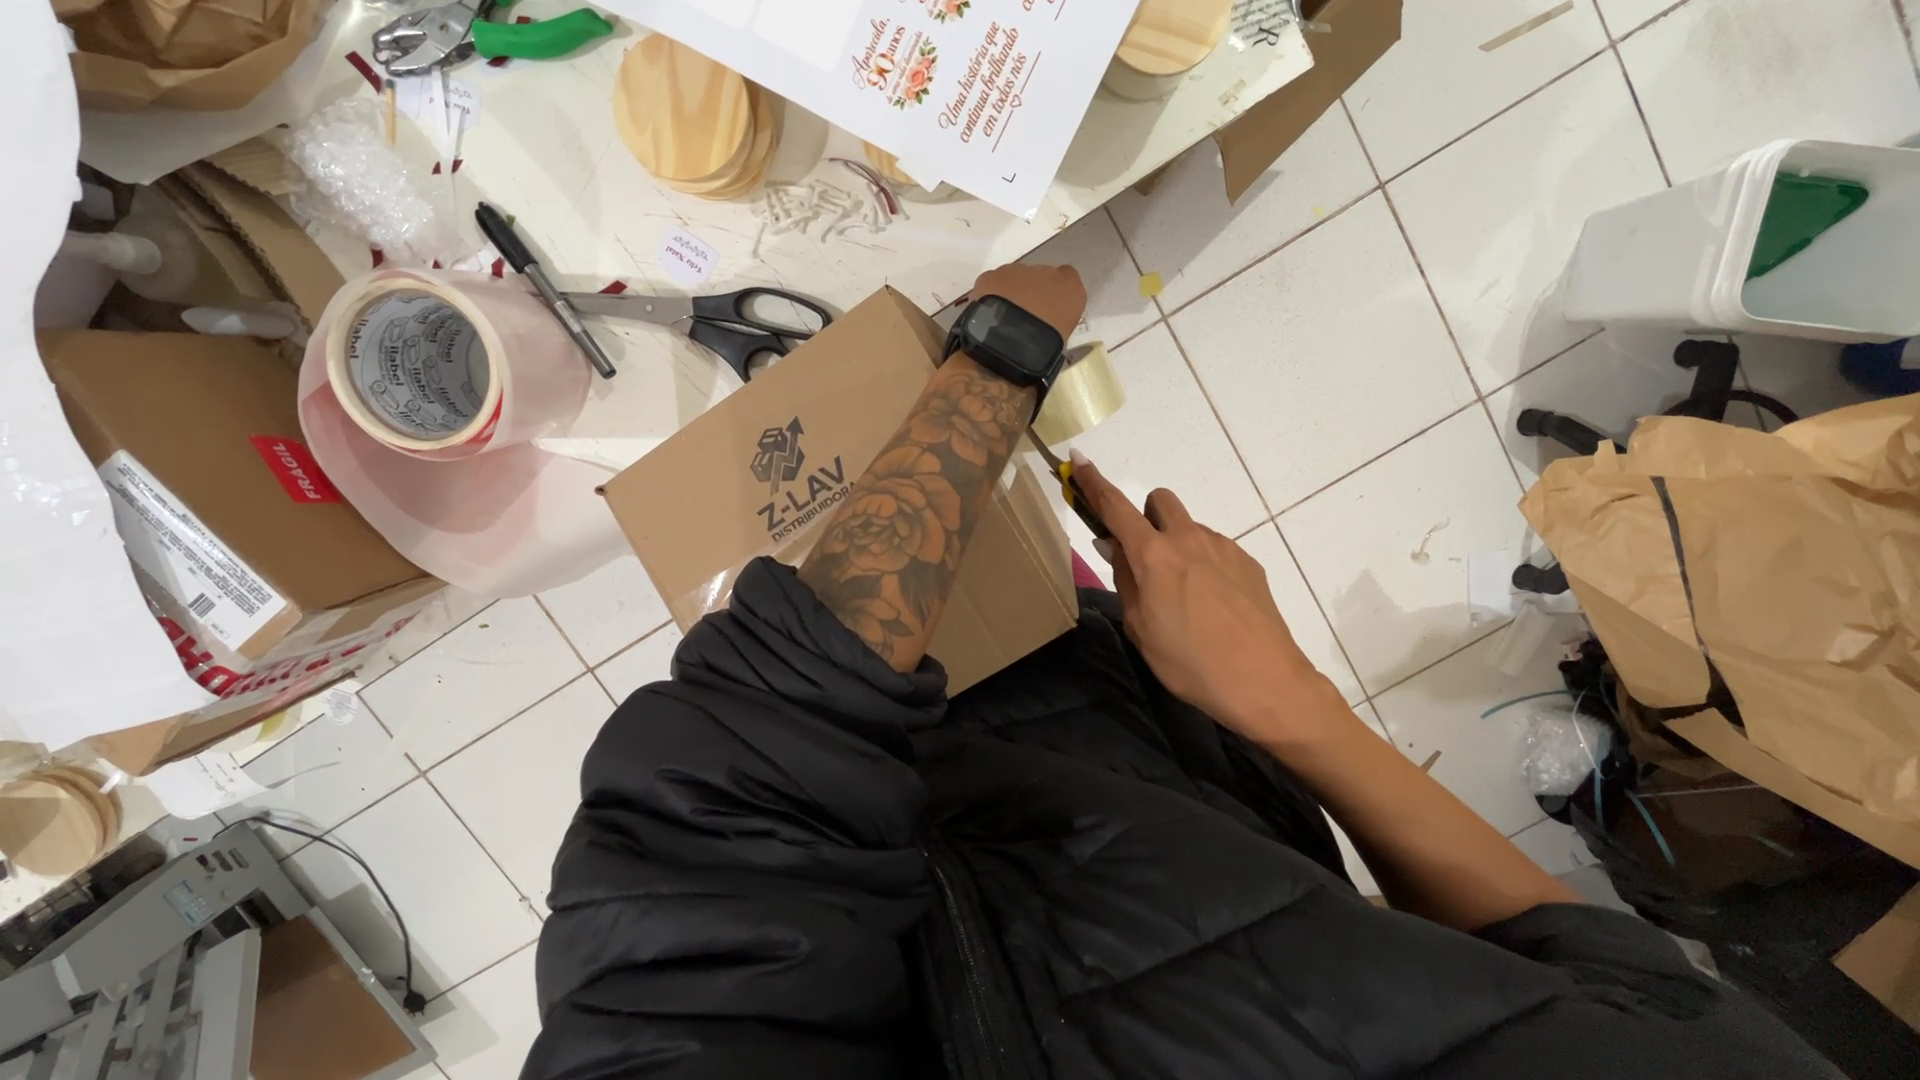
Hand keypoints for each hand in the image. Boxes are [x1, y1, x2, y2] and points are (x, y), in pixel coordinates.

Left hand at [968, 263, 1086, 341]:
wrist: (1012, 347)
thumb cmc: (1045, 348)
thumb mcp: (1063, 334)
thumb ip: (1057, 317)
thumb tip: (1047, 317)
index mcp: (1070, 286)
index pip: (1067, 277)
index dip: (1054, 291)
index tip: (1048, 307)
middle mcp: (1045, 271)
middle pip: (1038, 275)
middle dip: (1030, 292)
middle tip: (1023, 316)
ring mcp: (1016, 271)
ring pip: (1013, 277)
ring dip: (1010, 292)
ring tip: (1003, 318)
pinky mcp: (990, 276)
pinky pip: (990, 282)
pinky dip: (989, 295)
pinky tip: (987, 314)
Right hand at [1073, 454, 1339, 742]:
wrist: (1264, 682)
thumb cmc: (1189, 663)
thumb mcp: (1141, 628)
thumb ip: (1125, 580)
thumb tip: (1113, 545)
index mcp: (1154, 555)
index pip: (1116, 507)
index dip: (1094, 482)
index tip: (1078, 460)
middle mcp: (1189, 539)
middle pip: (1160, 501)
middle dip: (1145, 515)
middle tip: (1144, 556)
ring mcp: (1223, 548)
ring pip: (1189, 529)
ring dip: (1176, 546)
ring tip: (1185, 598)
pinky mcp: (1248, 563)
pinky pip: (1214, 551)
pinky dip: (1203, 566)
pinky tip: (1213, 606)